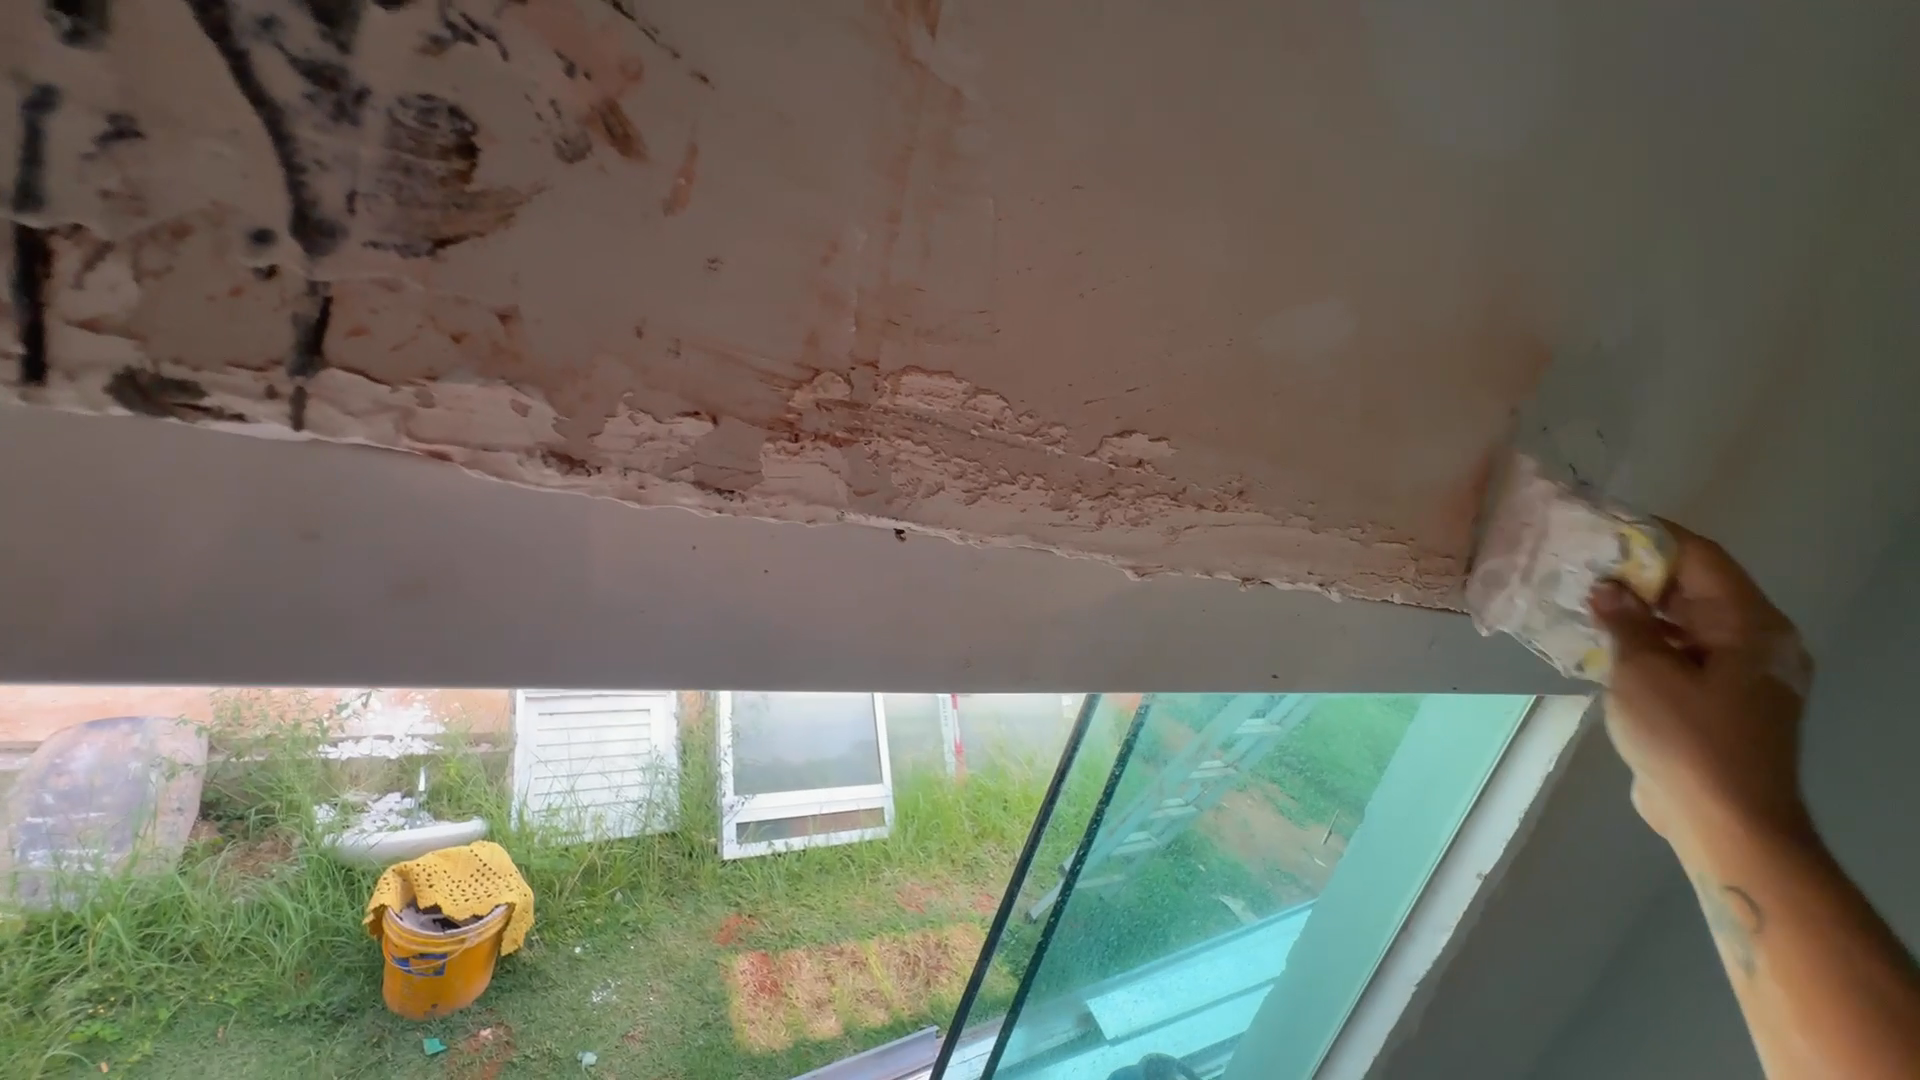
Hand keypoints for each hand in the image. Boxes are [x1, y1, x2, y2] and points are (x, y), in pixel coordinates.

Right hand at [1588, 523, 1814, 850]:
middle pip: (1697, 588)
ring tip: (1581, 598)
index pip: (1702, 558)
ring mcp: (1742, 674)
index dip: (1652, 537)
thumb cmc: (1686, 738)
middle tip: (1579, 563)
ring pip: (1687, 621)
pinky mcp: (1723, 700)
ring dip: (1637, 608)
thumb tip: (1608, 588)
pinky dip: (1646, 640)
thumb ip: (1624, 623)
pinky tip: (1602, 641)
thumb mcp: (1642, 672)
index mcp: (1751, 627)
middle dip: (1638, 572)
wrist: (1725, 820)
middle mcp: (1756, 642)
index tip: (1600, 526)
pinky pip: (1683, 652)